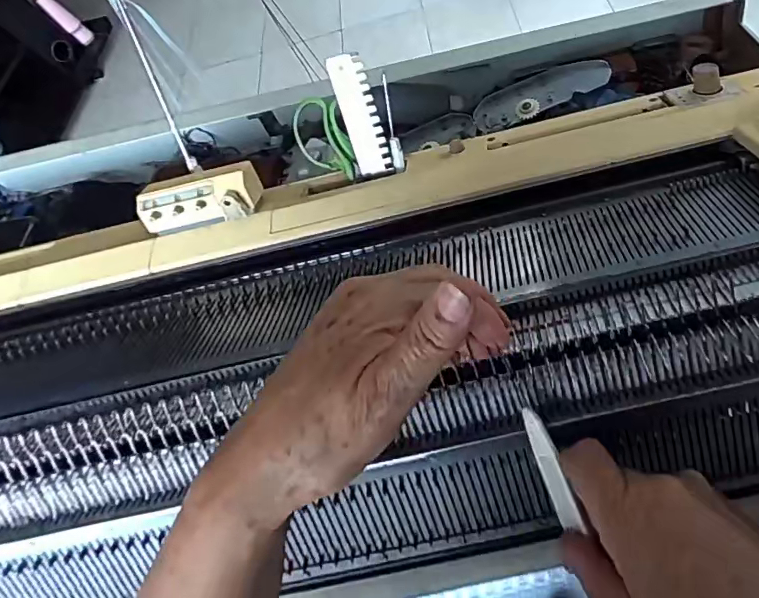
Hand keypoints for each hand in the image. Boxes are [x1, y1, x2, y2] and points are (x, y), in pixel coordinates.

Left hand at [186, 266, 510, 531]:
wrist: (256, 472)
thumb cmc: (317, 440)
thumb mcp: (384, 395)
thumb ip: (426, 342)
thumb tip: (459, 294)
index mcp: (376, 305)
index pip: (448, 290)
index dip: (482, 314)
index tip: (502, 341)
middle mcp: (361, 298)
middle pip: (434, 286)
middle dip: (471, 310)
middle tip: (495, 344)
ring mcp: (348, 313)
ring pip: (415, 297)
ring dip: (450, 317)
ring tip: (470, 350)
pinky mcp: (340, 332)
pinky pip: (394, 312)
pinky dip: (424, 325)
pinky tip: (427, 351)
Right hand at [559, 439, 758, 597]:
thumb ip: (596, 574)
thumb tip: (574, 544)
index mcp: (630, 507)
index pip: (581, 457)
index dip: (563, 469)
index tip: (561, 494)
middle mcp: (663, 484)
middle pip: (617, 483)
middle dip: (612, 519)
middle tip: (620, 570)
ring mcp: (697, 489)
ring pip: (651, 498)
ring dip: (647, 529)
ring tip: (665, 582)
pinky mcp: (724, 500)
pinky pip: (683, 505)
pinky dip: (677, 531)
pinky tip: (694, 577)